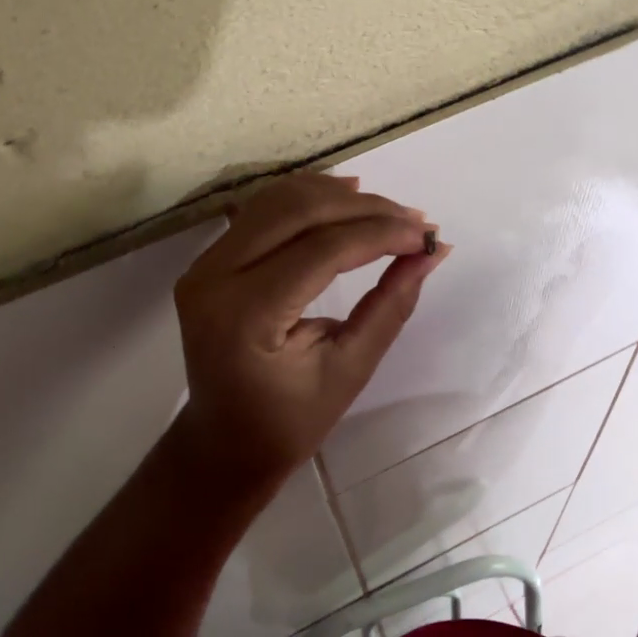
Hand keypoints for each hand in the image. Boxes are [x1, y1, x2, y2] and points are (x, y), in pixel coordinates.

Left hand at [173, 173, 448, 480]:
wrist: (224, 442)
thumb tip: (432, 252)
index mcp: (246, 315)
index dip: (379, 234)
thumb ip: (390, 306)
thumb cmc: (289, 421)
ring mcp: (205, 263)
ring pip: (277, 201)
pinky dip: (305, 198)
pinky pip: (261, 211)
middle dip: (362, 208)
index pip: (321, 250)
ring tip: (388, 208)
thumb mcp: (349, 370)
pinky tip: (344, 197)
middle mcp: (214, 276)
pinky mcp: (209, 259)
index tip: (427, 234)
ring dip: (335, 196)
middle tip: (414, 219)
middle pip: (296, 212)